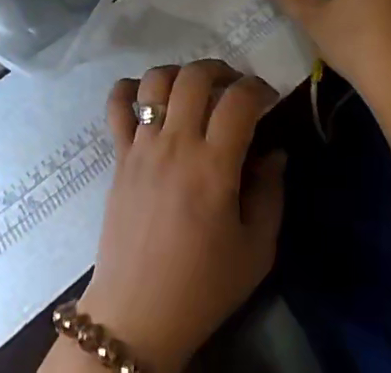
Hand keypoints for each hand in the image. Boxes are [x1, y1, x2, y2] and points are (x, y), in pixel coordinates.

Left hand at [79, 59, 286, 372]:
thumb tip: (274, 152)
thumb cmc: (203, 286)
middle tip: (234, 90)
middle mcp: (176, 146)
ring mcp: (142, 149)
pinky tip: (148, 99)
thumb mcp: (257, 249)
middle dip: (222, 70)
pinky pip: (116, 106)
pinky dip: (131, 90)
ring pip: (156, 81)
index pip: (239, 98)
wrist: (136, 319)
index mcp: (214, 167)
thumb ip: (271, 193)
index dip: (259, 88)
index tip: (268, 101)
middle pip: (195, 76)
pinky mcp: (118, 159)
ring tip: (196, 92)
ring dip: (181, 74)